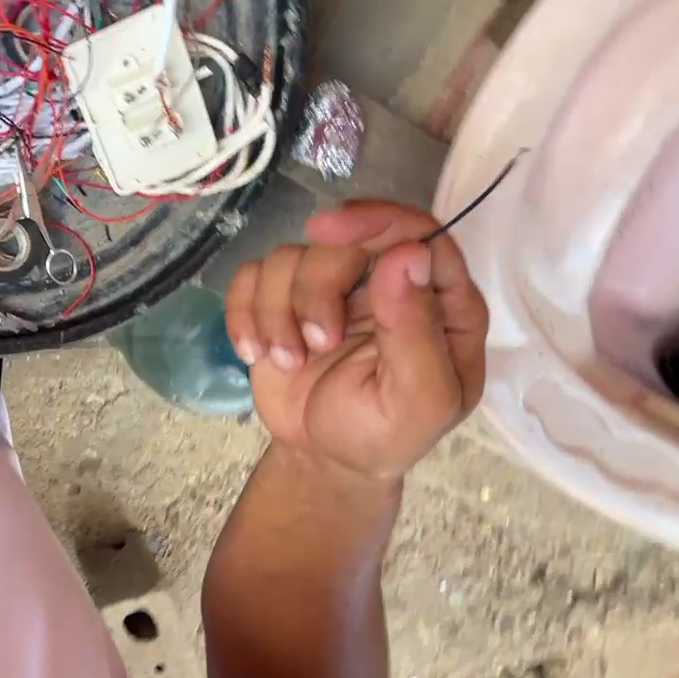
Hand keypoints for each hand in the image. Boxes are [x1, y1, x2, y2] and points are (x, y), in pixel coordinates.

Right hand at [223, 200, 488, 482]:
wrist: (321, 457)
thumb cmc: (381, 433)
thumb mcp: (417, 399)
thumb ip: (416, 330)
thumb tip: (407, 255)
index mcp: (436, 302)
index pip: (415, 232)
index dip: (373, 220)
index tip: (325, 232)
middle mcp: (380, 283)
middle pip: (338, 244)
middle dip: (314, 292)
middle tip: (316, 343)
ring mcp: (324, 289)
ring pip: (285, 258)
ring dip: (274, 313)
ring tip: (286, 360)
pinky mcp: (275, 299)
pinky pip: (247, 277)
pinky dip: (242, 314)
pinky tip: (255, 351)